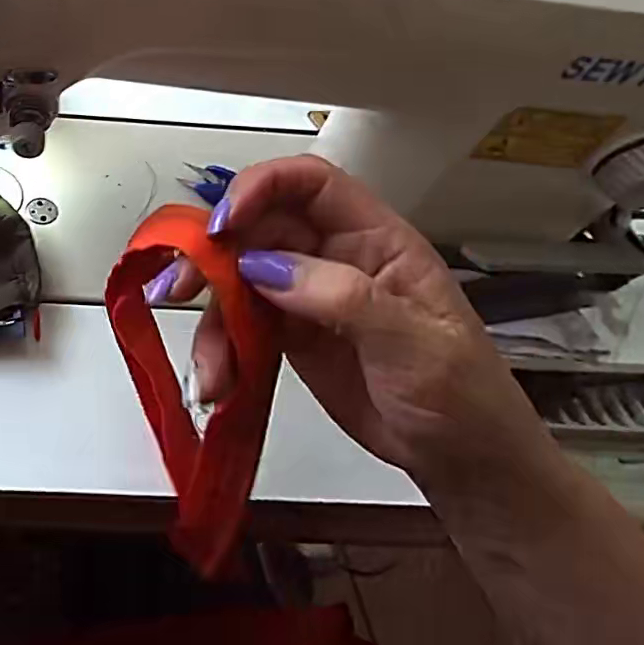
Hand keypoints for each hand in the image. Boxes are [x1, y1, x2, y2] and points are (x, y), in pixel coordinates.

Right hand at [147, 155, 559, 489]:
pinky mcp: (290, 335)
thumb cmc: (462, 395)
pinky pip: (240, 328)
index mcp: (374, 239)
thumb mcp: (416, 344)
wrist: (461, 460)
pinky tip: (219, 382)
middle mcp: (333, 258)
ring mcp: (307, 297)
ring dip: (212, 318)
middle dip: (214, 254)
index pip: (310, 184)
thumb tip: (266, 268)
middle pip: (259, 230)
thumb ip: (343, 297)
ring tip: (210, 367)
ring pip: (239, 282)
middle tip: (181, 285)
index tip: (223, 223)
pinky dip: (221, 351)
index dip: (262, 187)